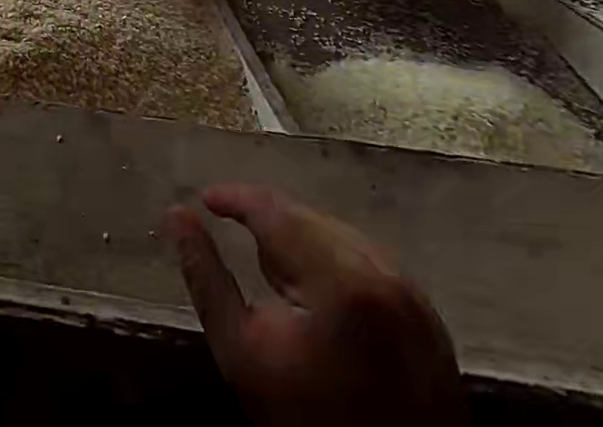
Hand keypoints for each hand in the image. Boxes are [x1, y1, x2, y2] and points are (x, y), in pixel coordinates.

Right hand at [165, 184, 466, 426]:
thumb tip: (176, 216)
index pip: (277, 212)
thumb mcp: (240, 351)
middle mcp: (383, 273)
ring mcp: (411, 291)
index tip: (206, 199)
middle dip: (269, 220)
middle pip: (310, 219)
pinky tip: (315, 289)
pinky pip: (368, 258)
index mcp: (339, 281)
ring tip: (273, 268)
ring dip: (300, 237)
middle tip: (235, 233)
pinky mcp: (426, 309)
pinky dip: (333, 259)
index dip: (237, 198)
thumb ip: (205, 275)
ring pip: (340, 233)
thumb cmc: (303, 419)